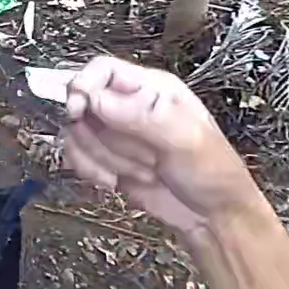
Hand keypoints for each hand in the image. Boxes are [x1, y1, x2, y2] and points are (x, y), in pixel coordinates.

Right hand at [60, 57, 263, 240]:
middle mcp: (126, 105)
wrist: (212, 218)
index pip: (103, 70)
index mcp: (151, 89)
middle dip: (103, 136)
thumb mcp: (188, 140)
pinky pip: (74, 154)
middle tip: (142, 155)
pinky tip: (114, 180)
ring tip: (140, 171)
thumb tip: (96, 99)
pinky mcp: (102, 156)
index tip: (78, 110)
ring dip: (101, 158)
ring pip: (76, 132)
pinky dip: (90, 170)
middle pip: (83, 104)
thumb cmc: (215, 175)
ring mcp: (112, 132)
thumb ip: (143, 115)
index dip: (84, 85)